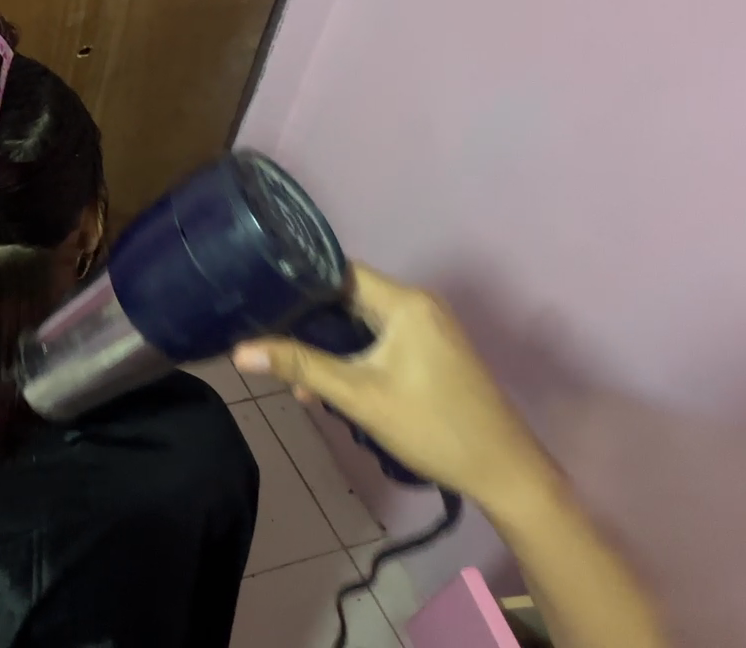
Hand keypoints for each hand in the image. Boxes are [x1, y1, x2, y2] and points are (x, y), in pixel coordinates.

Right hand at [232, 265, 554, 504]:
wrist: (507, 476)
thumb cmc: (433, 427)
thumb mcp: (358, 396)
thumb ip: (299, 366)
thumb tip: (239, 350)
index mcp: (405, 302)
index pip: (337, 270)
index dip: (297, 280)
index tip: (259, 295)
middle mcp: (416, 304)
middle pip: (345, 295)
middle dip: (306, 319)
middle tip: (267, 336)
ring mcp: (426, 327)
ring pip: (358, 320)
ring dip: (326, 342)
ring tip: (291, 370)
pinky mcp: (428, 350)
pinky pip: (376, 337)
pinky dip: (349, 353)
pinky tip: (325, 381)